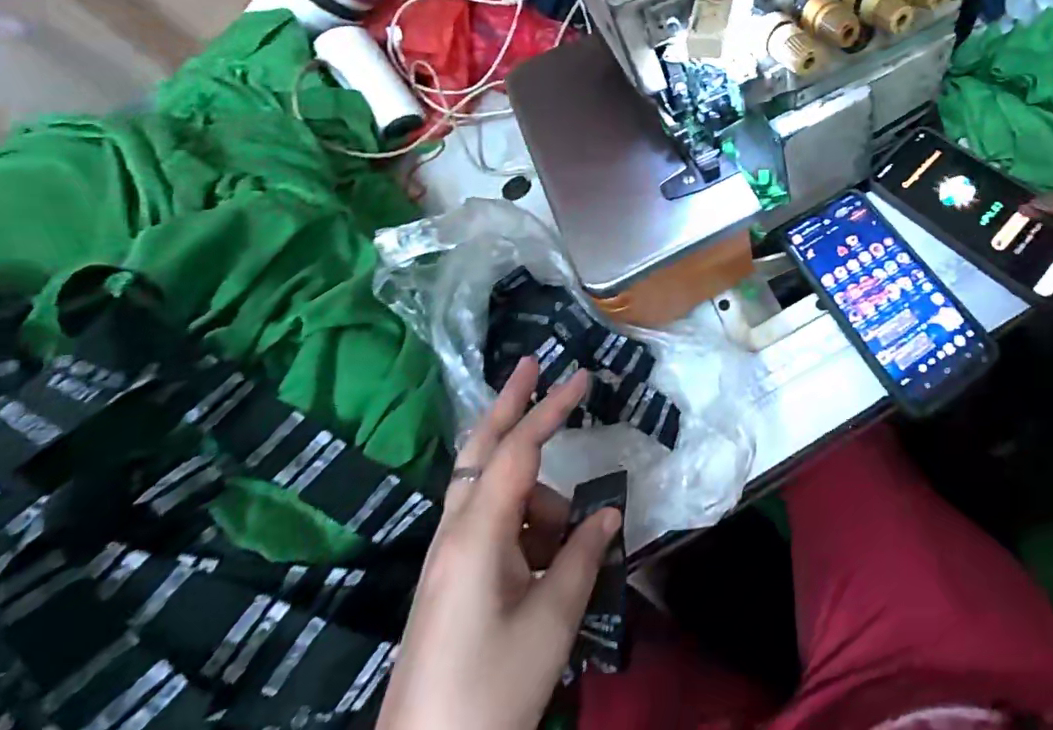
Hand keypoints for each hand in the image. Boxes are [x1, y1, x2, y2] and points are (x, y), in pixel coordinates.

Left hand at [378, 359, 621, 729]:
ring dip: (537, 498)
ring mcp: (446, 557)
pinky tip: (550, 562)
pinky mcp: (449, 580)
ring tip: (576, 546)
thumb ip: (582, 557)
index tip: (582, 377)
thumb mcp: (552, 621)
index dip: (550, 409)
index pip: (517, 451)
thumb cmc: (493, 688)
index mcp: (476, 536)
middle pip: (482, 450)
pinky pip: (489, 525)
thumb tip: (606, 515)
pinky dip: (523, 523)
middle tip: (532, 364)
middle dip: (510, 405)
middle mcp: (454, 534)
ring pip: (493, 495)